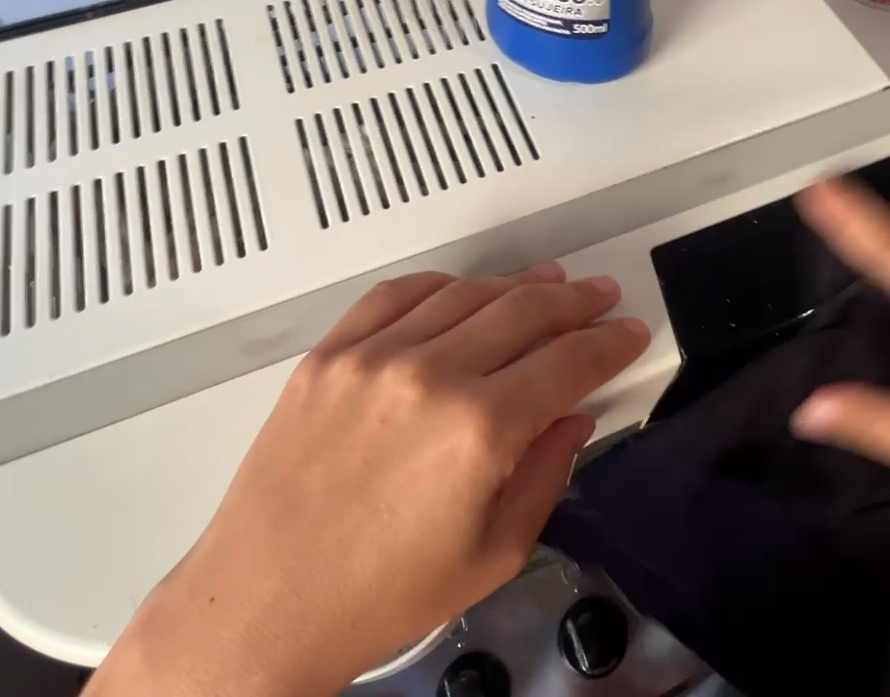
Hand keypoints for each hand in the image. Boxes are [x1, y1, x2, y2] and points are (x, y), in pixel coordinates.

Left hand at [88, 263, 649, 696]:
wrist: (262, 606)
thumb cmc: (378, 596)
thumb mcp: (494, 552)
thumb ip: (547, 471)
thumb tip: (573, 417)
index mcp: (479, 429)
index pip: (569, 361)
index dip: (609, 344)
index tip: (627, 335)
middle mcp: (429, 375)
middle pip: (526, 310)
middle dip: (576, 302)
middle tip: (600, 298)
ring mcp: (373, 356)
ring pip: (468, 292)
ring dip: (518, 284)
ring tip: (548, 283)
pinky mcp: (330, 354)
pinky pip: (398, 293)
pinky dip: (444, 283)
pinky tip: (467, 288)